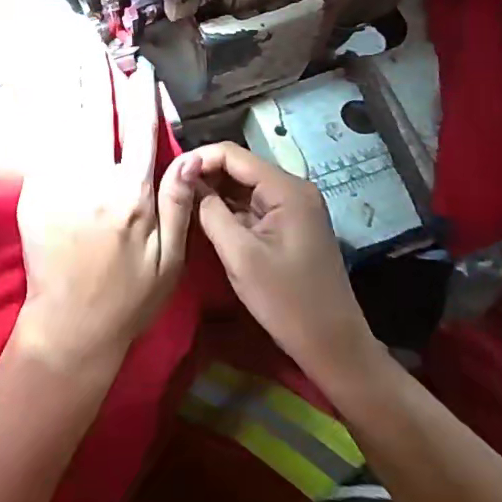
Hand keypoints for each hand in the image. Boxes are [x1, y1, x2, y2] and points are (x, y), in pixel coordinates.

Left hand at [14, 63, 194, 369]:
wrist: (69, 325)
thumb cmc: (128, 297)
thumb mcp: (170, 261)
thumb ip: (178, 204)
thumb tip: (187, 158)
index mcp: (133, 196)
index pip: (141, 132)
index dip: (142, 95)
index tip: (141, 67)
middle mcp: (95, 181)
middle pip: (98, 115)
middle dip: (99, 76)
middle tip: (97, 45)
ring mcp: (60, 184)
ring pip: (65, 122)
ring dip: (70, 85)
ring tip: (71, 54)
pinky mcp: (34, 193)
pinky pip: (40, 143)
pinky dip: (43, 114)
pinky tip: (45, 94)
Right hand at [160, 143, 381, 383]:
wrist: (334, 346)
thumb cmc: (287, 302)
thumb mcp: (240, 256)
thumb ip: (210, 213)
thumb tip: (186, 181)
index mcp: (286, 190)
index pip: (232, 154)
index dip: (198, 158)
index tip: (168, 175)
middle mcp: (293, 189)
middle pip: (239, 167)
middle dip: (204, 174)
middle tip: (170, 189)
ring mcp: (293, 207)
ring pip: (243, 186)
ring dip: (213, 192)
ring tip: (180, 201)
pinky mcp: (289, 225)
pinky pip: (252, 205)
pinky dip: (228, 208)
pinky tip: (204, 217)